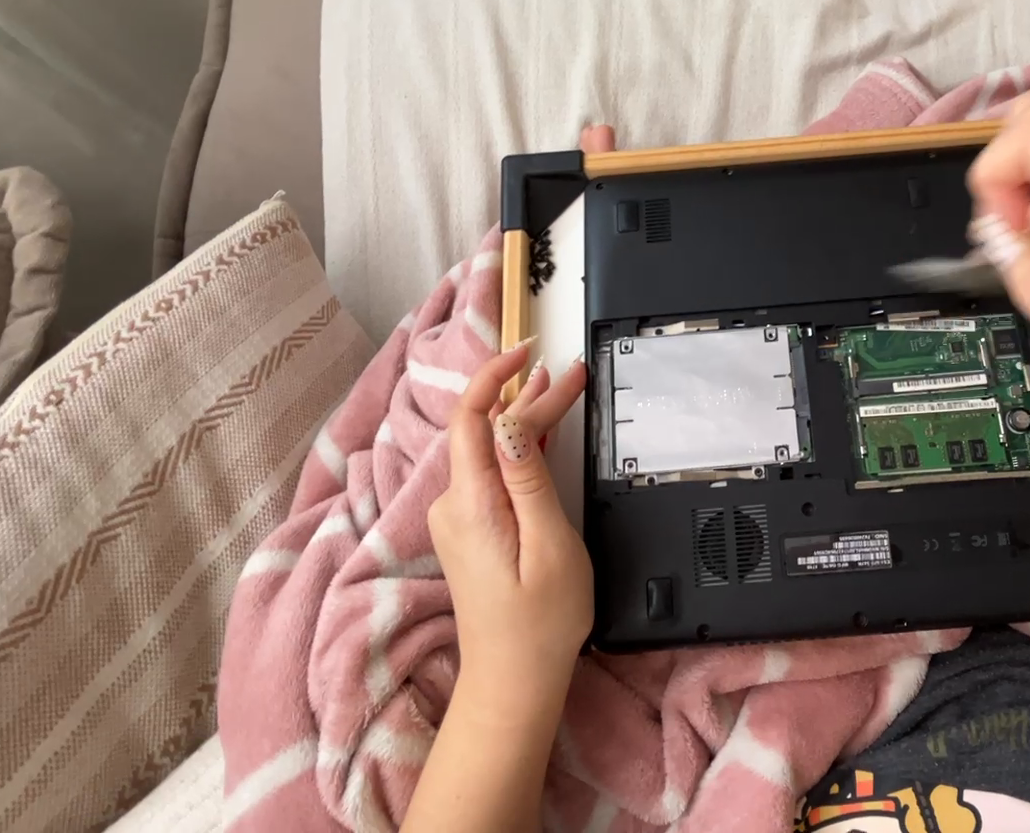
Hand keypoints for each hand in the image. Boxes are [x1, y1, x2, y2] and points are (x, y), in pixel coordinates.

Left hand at [430, 342, 591, 712]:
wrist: (513, 679)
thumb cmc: (541, 620)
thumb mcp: (549, 544)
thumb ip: (529, 480)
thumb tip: (513, 423)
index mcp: (472, 504)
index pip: (470, 418)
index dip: (494, 376)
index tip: (527, 351)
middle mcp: (454, 503)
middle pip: (485, 430)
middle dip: (529, 397)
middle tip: (574, 374)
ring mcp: (460, 515)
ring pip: (490, 448)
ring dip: (524, 418)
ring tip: (562, 385)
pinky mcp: (470, 526)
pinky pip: (491, 470)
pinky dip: (517, 445)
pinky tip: (537, 427)